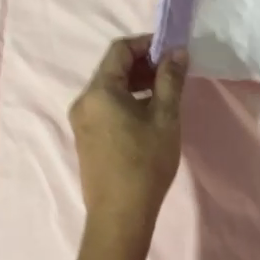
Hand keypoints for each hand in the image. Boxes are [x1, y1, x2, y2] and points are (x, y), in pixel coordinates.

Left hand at [69, 36, 187, 247]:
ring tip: (167, 91)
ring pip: (111, 88)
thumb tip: (177, 52)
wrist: (120, 216)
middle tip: (174, 71)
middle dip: (144, 63)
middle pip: (113, 68)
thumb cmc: (145, 162)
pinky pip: (106, 106)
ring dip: (137, 82)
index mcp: (99, 91)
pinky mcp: (87, 137)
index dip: (147, 43)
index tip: (172, 51)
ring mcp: (82, 121)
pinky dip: (127, 100)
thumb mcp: (165, 116)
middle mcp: (84, 101)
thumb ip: (171, 79)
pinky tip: (150, 113)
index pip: (120, 50)